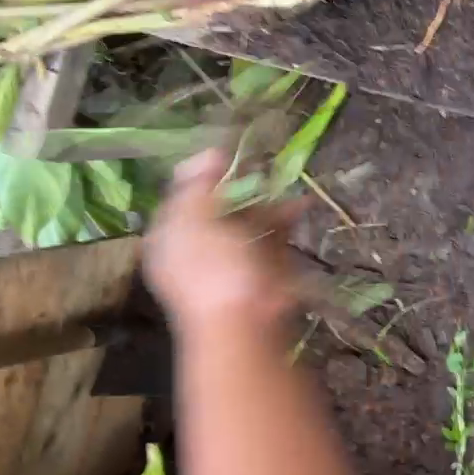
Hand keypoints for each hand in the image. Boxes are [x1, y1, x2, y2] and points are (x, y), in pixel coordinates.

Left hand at [145, 149, 324, 337]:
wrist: (246, 321)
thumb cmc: (211, 269)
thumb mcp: (194, 220)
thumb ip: (198, 185)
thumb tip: (211, 153)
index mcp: (171, 237)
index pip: (182, 197)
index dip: (200, 175)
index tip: (225, 154)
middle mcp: (199, 246)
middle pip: (218, 206)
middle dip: (239, 184)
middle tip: (258, 163)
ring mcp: (234, 257)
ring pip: (249, 218)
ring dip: (267, 198)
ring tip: (284, 178)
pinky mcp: (266, 265)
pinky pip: (274, 234)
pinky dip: (287, 217)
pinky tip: (302, 203)